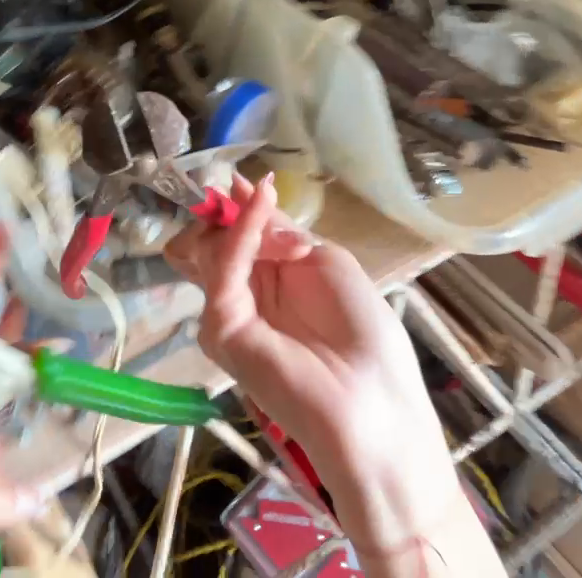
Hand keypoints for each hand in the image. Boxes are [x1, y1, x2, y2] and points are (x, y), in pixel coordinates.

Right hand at [163, 174, 467, 557]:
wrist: (374, 404)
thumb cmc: (364, 334)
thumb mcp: (325, 261)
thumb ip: (278, 230)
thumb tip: (242, 189)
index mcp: (266, 282)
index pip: (233, 235)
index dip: (233, 205)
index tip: (233, 178)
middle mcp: (240, 295)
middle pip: (209, 240)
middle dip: (221, 211)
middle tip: (238, 193)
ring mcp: (226, 313)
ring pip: (207, 248)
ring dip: (235, 220)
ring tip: (269, 221)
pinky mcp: (220, 328)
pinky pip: (223, 266)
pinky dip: (240, 229)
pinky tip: (256, 206)